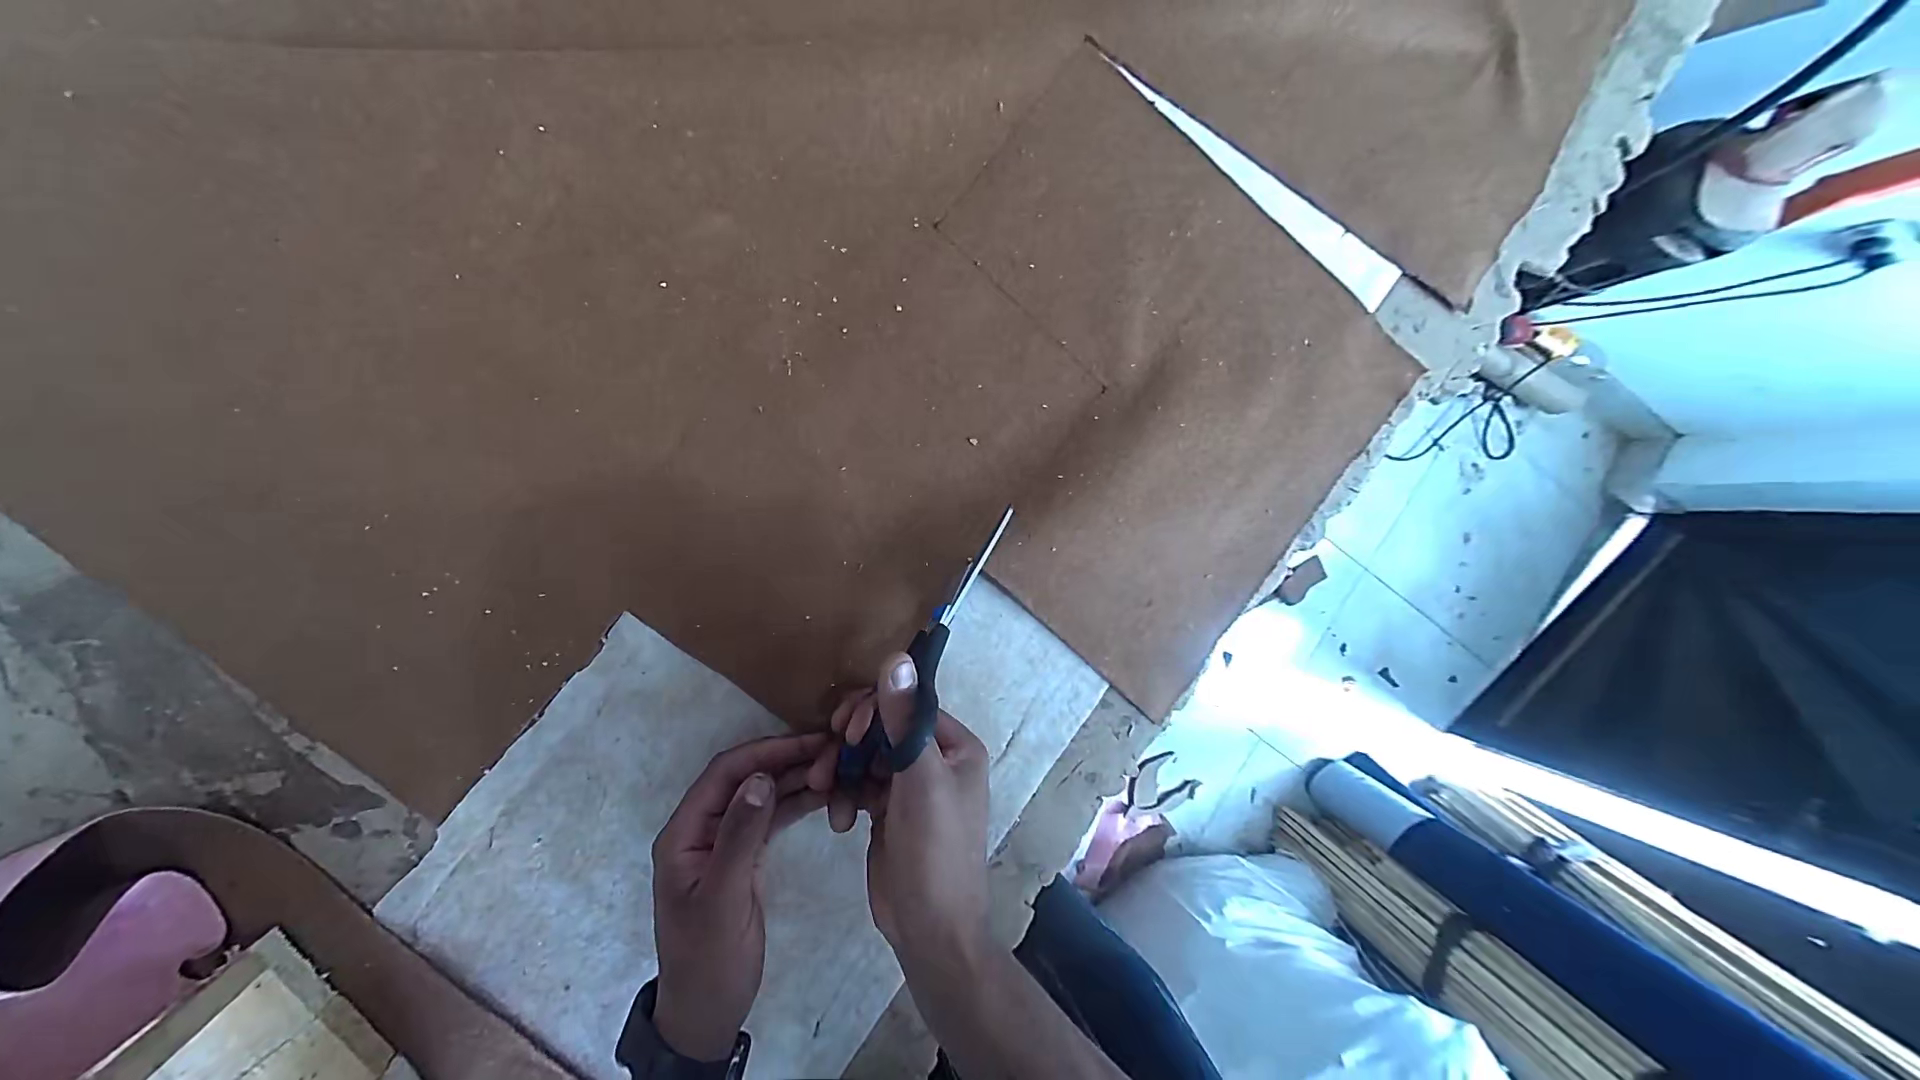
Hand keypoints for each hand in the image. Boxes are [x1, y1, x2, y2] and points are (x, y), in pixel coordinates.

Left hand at [651, 732, 828, 1060]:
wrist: (708, 1010)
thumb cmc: (710, 956)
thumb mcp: (724, 897)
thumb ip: (739, 836)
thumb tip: (760, 778)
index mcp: (685, 832)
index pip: (725, 773)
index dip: (766, 752)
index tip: (810, 743)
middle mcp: (703, 827)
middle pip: (746, 778)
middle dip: (787, 761)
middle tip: (833, 752)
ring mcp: (725, 840)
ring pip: (763, 794)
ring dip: (797, 779)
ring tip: (837, 768)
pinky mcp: (745, 854)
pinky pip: (772, 817)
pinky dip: (797, 803)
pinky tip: (826, 795)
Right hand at [808, 654, 991, 972]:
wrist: (929, 929)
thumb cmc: (935, 850)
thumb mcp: (919, 780)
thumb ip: (904, 719)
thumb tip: (896, 658)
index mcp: (955, 746)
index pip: (909, 706)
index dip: (875, 709)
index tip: (846, 728)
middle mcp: (937, 759)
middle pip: (885, 729)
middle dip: (853, 742)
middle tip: (828, 758)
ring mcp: (911, 785)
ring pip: (867, 756)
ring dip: (842, 769)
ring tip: (825, 789)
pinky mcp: (890, 808)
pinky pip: (861, 784)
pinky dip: (846, 795)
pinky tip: (839, 819)